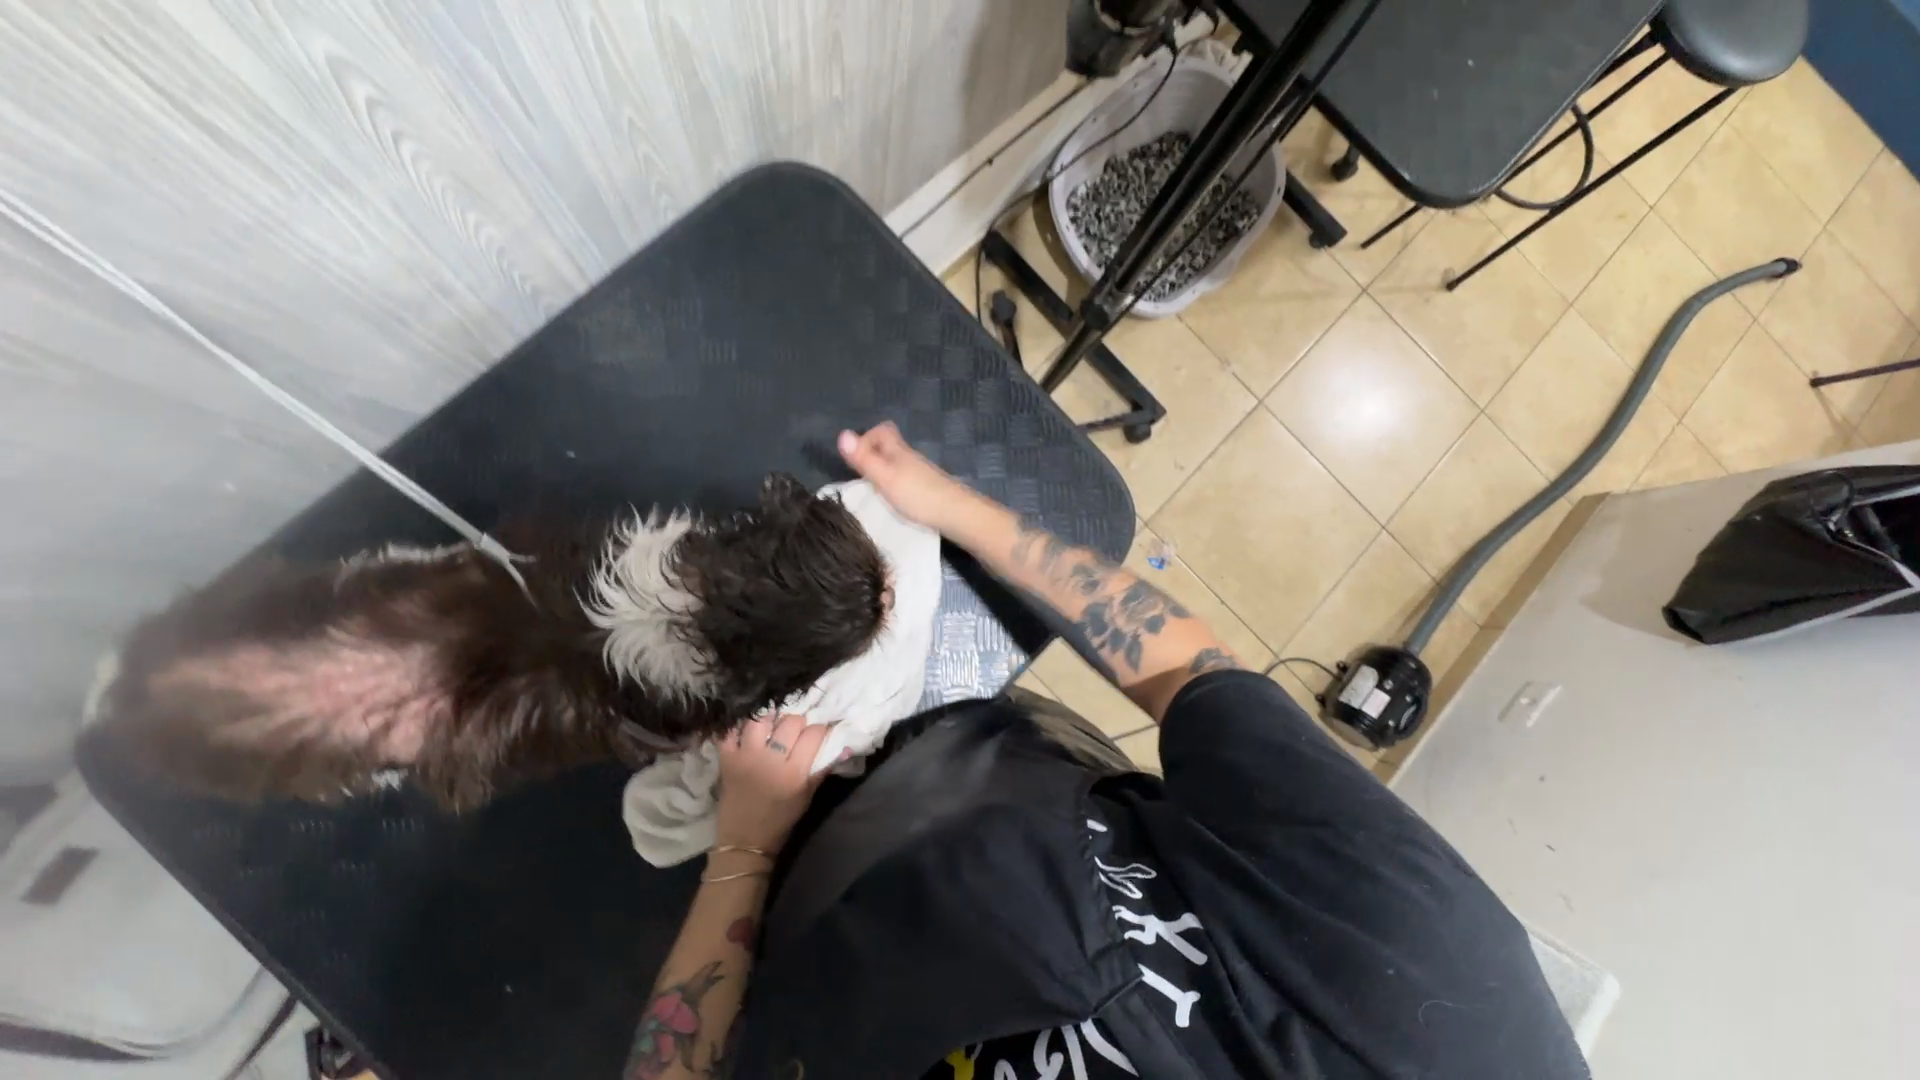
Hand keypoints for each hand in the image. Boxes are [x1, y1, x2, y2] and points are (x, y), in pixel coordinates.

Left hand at [713, 714, 832, 853]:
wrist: (745, 840)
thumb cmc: (780, 820)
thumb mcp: (807, 797)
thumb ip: (821, 770)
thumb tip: (843, 746)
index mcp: (794, 772)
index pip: (814, 734)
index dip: (820, 730)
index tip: (818, 732)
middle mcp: (771, 759)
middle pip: (790, 722)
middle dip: (798, 722)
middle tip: (795, 730)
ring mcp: (746, 756)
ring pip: (761, 720)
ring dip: (769, 718)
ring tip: (772, 722)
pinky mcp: (727, 759)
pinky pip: (729, 732)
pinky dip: (737, 726)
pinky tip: (746, 727)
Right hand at [837, 423, 975, 532]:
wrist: (956, 514)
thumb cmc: (918, 495)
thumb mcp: (885, 478)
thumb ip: (864, 459)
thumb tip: (842, 434)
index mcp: (899, 451)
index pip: (882, 430)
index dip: (867, 438)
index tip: (856, 460)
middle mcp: (910, 457)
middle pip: (890, 446)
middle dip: (873, 456)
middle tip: (863, 478)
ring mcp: (922, 473)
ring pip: (898, 463)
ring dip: (884, 472)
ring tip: (876, 491)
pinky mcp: (929, 488)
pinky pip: (907, 478)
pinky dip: (895, 484)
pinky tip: (895, 500)